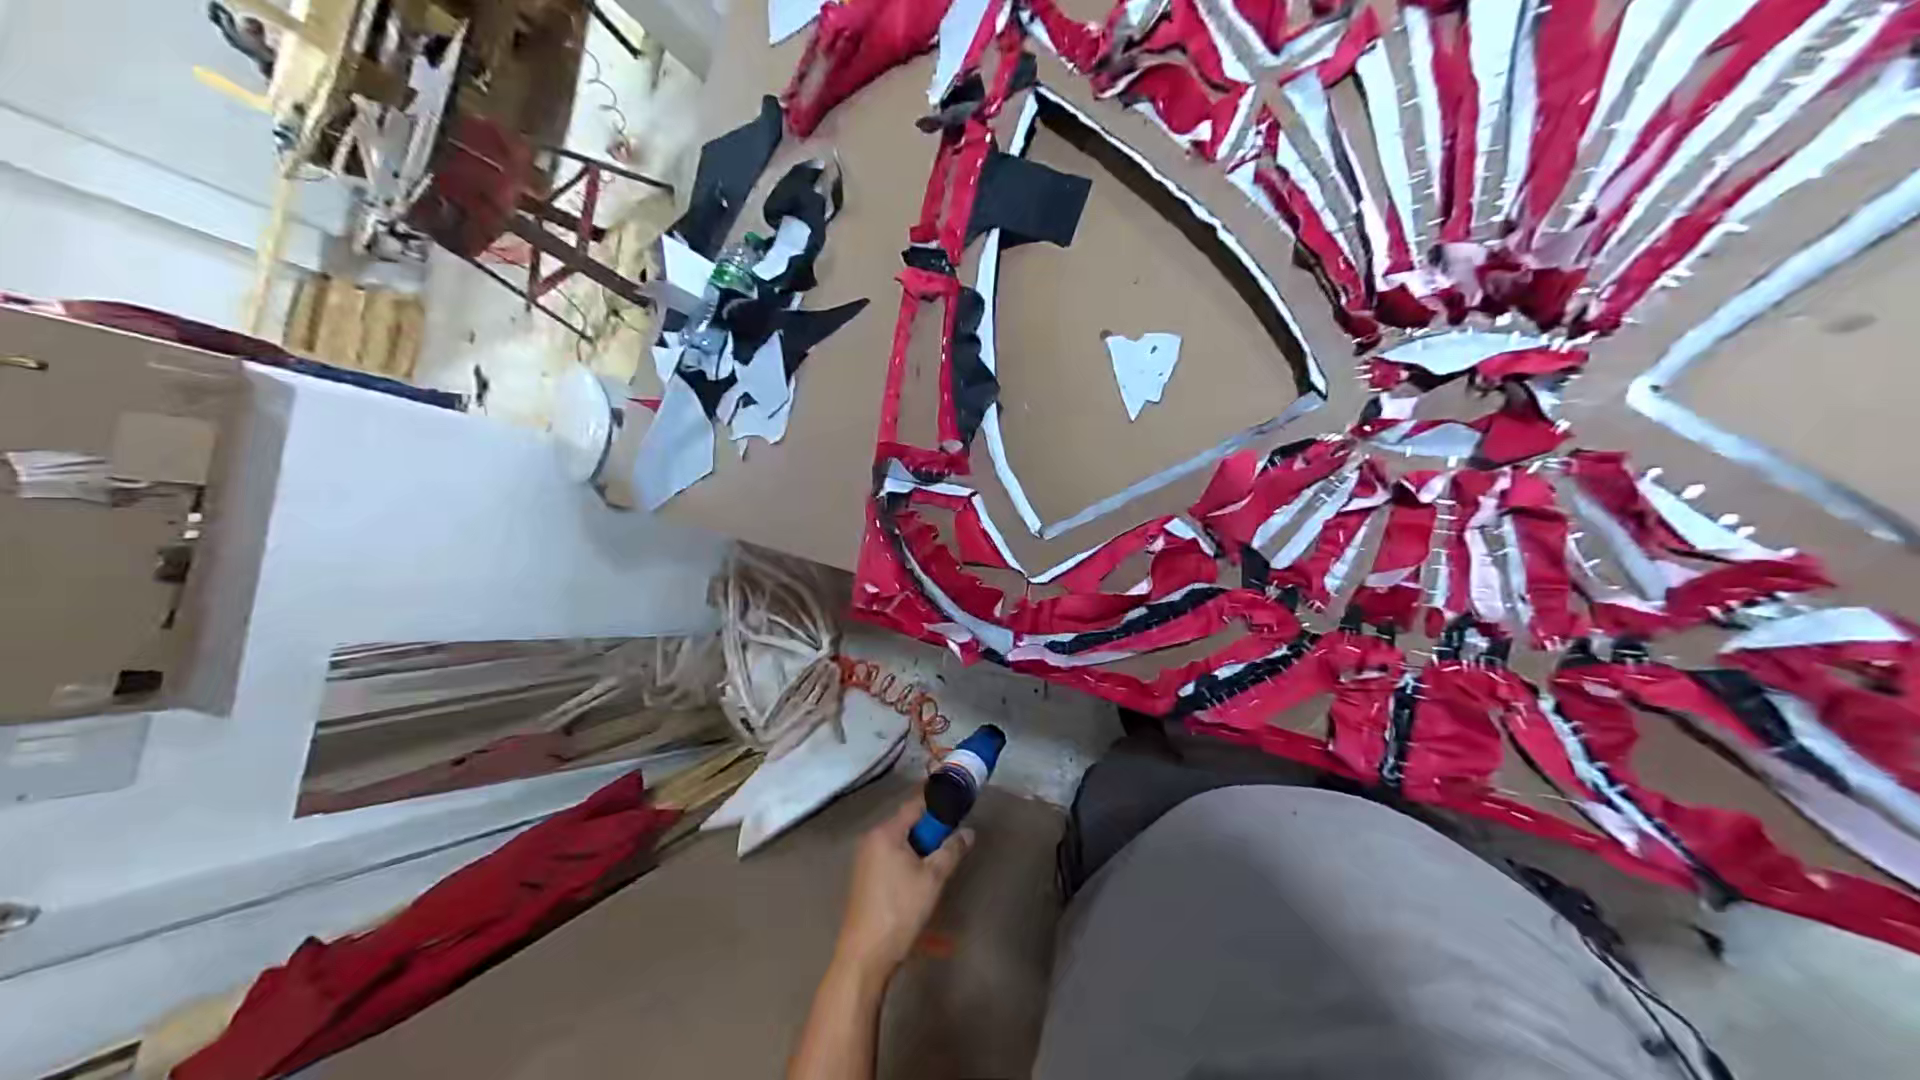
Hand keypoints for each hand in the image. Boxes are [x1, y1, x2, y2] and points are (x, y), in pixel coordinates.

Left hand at [832, 797, 974, 978]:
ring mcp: (865, 860)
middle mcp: (871, 840)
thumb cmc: (900, 910)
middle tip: (954, 835)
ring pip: (900, 842)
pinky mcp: (865, 879)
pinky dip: (909, 860)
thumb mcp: (932, 879)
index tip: (957, 798)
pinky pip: (891, 858)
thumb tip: (968, 832)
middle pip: (907, 823)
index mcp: (885, 833)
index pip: (915, 804)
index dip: (937, 800)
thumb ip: (951, 850)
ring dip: (921, 846)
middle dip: (931, 828)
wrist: (865, 955)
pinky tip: (922, 878)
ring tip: (941, 859)